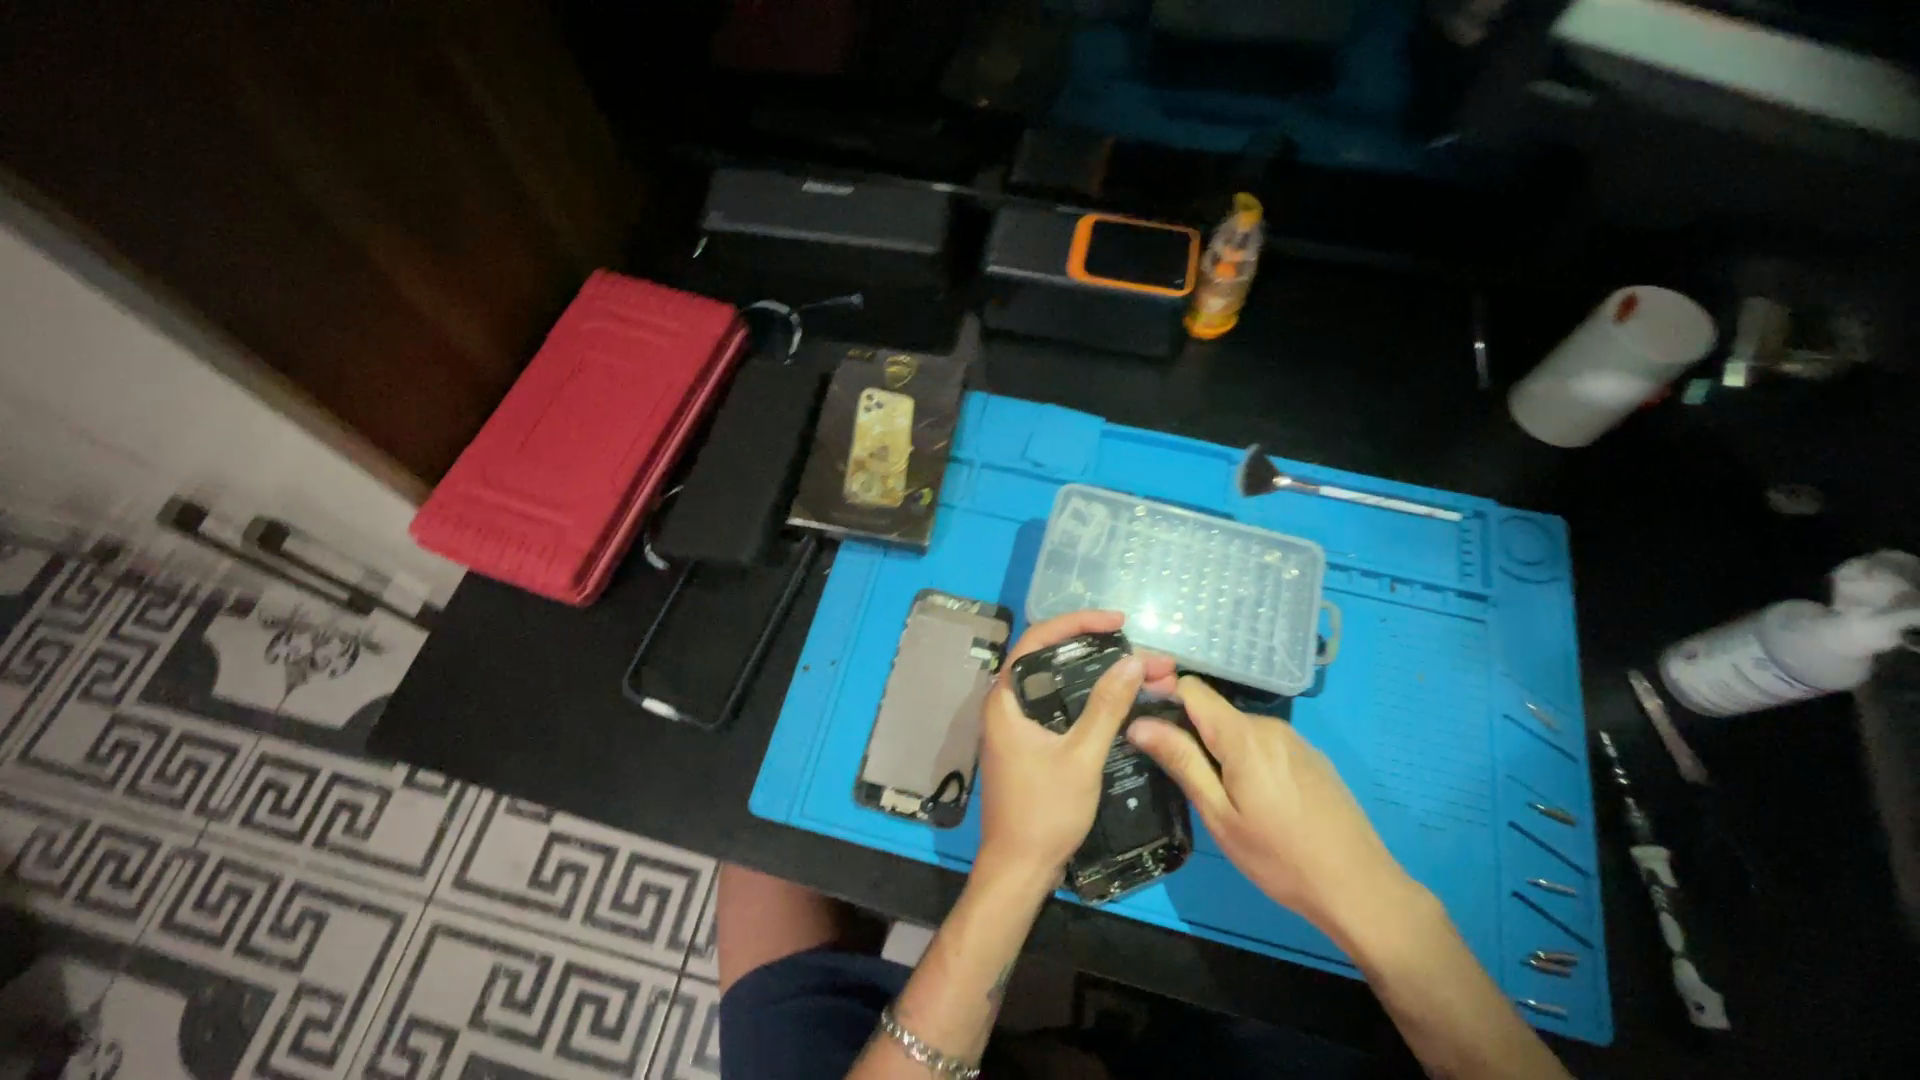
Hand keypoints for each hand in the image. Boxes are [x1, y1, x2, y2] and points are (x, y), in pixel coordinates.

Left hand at [975, 610, 1177, 884]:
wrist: (1020, 869)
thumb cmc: (1044, 812)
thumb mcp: (1081, 756)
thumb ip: (1106, 707)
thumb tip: (1133, 662)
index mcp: (1005, 700)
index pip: (1039, 641)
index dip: (1078, 623)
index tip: (1119, 623)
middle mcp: (1008, 705)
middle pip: (1054, 661)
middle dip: (1103, 654)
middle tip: (1148, 657)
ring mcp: (1019, 726)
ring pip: (1063, 687)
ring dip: (1104, 679)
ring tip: (1150, 677)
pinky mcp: (1033, 744)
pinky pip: (1064, 709)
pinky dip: (1095, 703)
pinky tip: (1127, 703)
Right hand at [1127, 675, 1414, 930]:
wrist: (1359, 887)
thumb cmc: (1280, 857)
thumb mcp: (1220, 815)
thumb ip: (1181, 762)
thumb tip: (1139, 723)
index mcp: (1244, 735)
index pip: (1191, 688)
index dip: (1162, 696)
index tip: (1140, 722)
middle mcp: (1270, 726)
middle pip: (1214, 712)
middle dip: (1188, 734)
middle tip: (1172, 776)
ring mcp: (1295, 741)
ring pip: (1238, 731)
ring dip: (1217, 751)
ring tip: (1211, 795)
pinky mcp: (1310, 759)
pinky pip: (1263, 746)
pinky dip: (1244, 761)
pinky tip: (1251, 801)